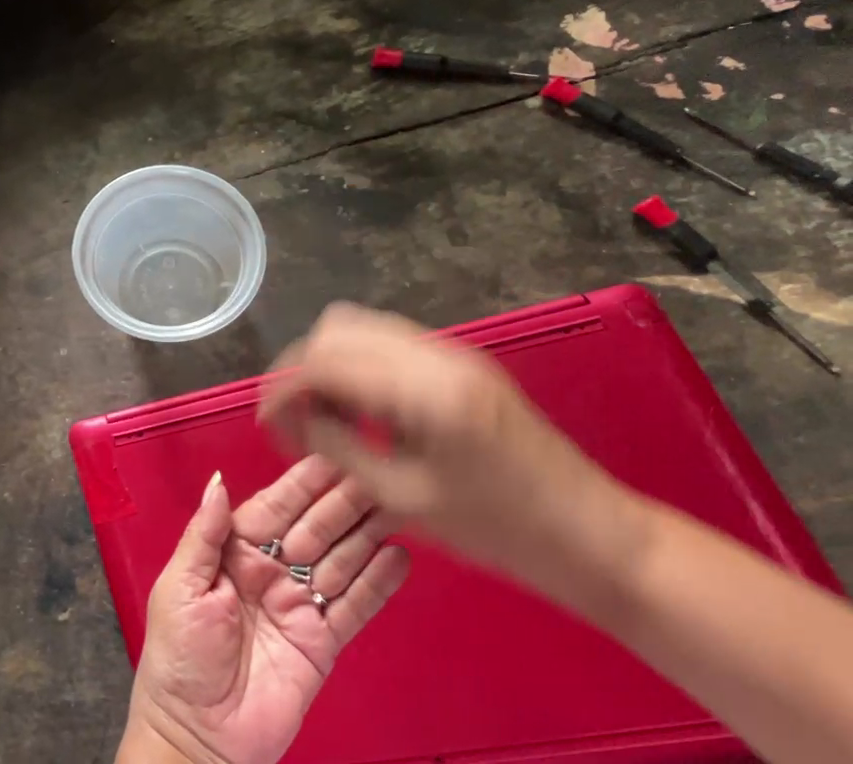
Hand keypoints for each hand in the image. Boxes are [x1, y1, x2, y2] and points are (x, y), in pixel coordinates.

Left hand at [120, 460, 410, 763]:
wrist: (199, 732)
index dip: (302, 484)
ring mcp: (297, 606)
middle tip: (380, 472)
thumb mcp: (180, 586)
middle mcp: (267, 572)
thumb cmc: (179, 655)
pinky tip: (400, 556)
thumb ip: (204, 534)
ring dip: (368, 533)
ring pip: (338, 560)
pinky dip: (376, 583)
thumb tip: (217, 481)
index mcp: (230, 553)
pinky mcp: (321, 642)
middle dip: (344, 502)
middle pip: (312, 529)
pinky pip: (353, 606)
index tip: (332, 454)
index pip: (272, 508)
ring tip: (401, 502)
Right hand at [257, 302, 646, 599]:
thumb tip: (284, 415)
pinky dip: (356, 363)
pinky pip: (385, 341)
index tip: (266, 422)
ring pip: (357, 327)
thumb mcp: (400, 495)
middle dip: (300, 368)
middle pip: (334, 329)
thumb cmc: (497, 528)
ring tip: (326, 412)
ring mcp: (451, 352)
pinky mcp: (460, 362)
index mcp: (422, 388)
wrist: (596, 535)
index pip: (322, 359)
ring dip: (328, 362)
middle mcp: (434, 354)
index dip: (282, 387)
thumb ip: (333, 443)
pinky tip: (361, 406)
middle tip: (295, 417)